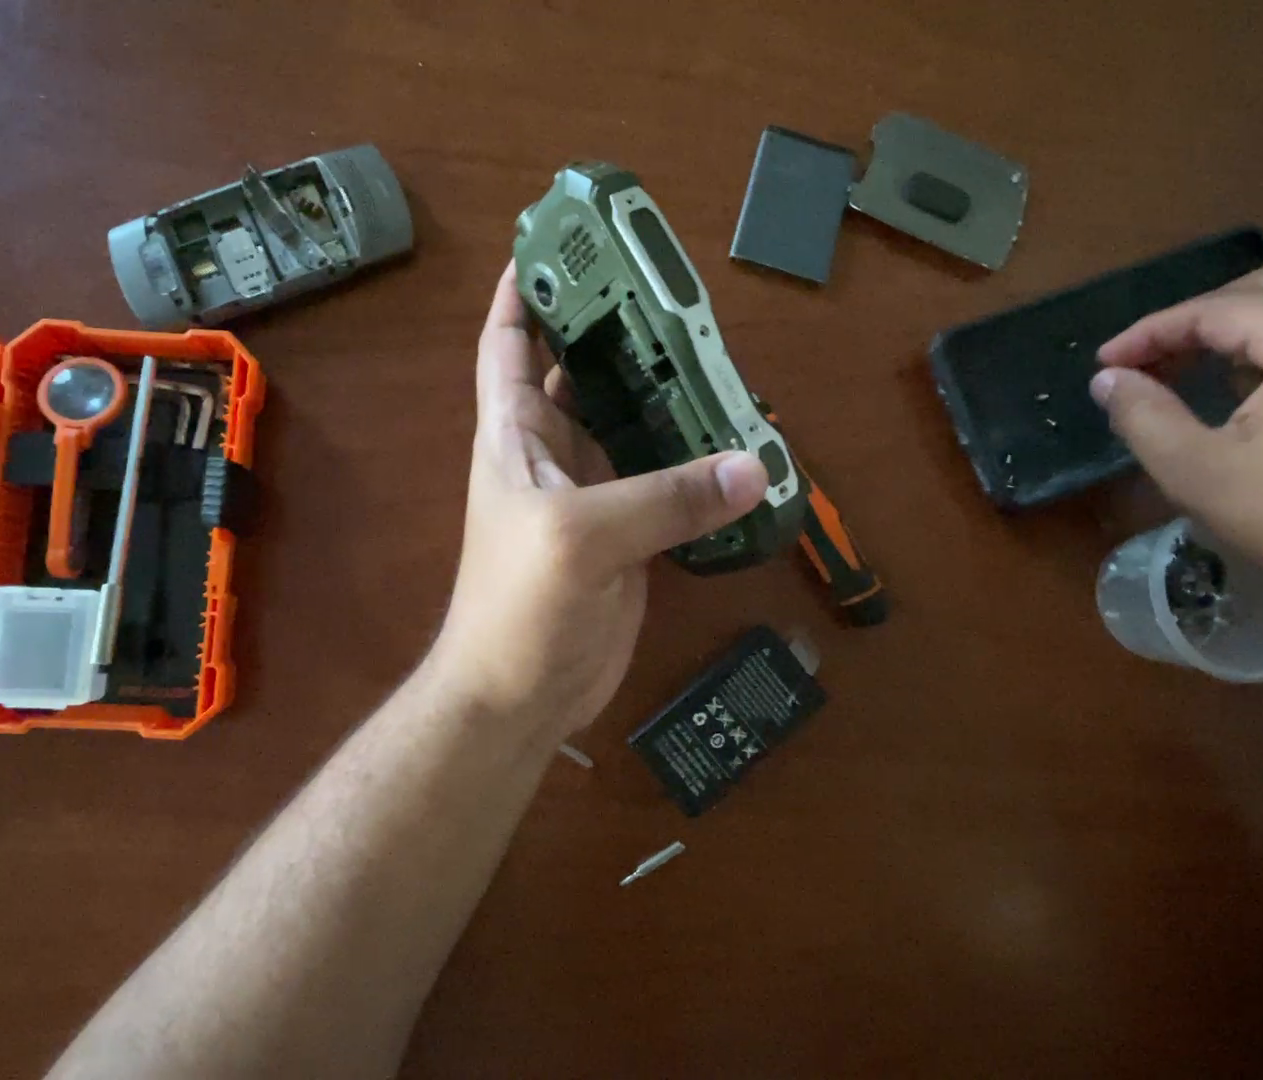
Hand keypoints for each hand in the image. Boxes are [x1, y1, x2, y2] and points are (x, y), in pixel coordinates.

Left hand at [426, 264, 768, 740]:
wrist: (520, 694)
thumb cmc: (520, 606)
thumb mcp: (580, 539)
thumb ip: (663, 499)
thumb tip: (754, 466)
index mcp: (514, 434)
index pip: (508, 342)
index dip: (524, 291)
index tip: (558, 241)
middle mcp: (548, 453)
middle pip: (578, 372)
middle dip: (614, 331)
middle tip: (673, 293)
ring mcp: (589, 494)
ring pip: (625, 424)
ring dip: (659, 392)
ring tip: (714, 354)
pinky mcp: (624, 532)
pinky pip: (659, 479)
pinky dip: (689, 457)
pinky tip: (731, 439)